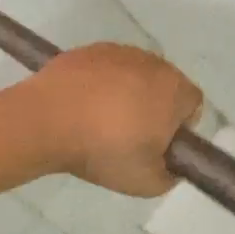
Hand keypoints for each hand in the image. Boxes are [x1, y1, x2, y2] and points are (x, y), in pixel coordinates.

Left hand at [17, 43, 203, 196]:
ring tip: (95, 121)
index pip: (191, 107)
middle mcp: (149, 61)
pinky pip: (98, 70)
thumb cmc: (103, 150)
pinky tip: (76, 105)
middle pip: (161, 87)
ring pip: (129, 76)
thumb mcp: (148, 182)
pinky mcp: (81, 51)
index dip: (176, 129)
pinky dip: (93, 84)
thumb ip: (170, 174)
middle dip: (149, 109)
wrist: (43, 121)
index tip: (153, 146)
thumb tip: (168, 165)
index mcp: (174, 88)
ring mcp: (112, 51)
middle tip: (124, 137)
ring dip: (120, 94)